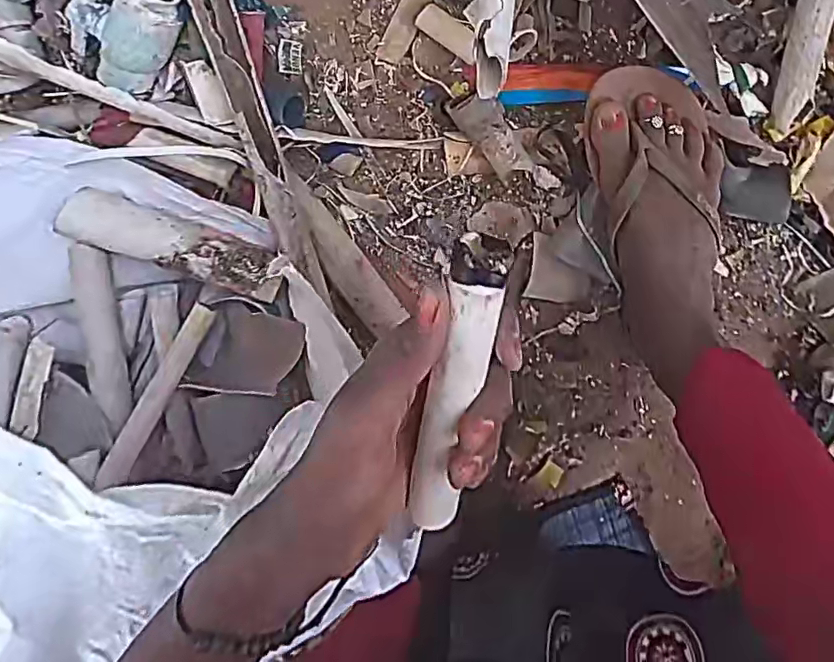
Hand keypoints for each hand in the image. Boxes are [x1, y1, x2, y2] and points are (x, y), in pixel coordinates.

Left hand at [178, 282, 520, 635]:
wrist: (326, 534)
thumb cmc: (335, 467)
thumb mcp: (369, 408)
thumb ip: (406, 356)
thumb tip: (434, 299)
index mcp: (404, 352)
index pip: (457, 320)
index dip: (491, 328)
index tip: (507, 355)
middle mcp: (424, 375)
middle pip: (483, 366)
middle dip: (487, 401)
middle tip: (471, 432)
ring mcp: (436, 411)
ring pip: (487, 405)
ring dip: (484, 436)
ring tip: (460, 466)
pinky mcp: (444, 445)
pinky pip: (483, 442)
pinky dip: (479, 460)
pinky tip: (457, 478)